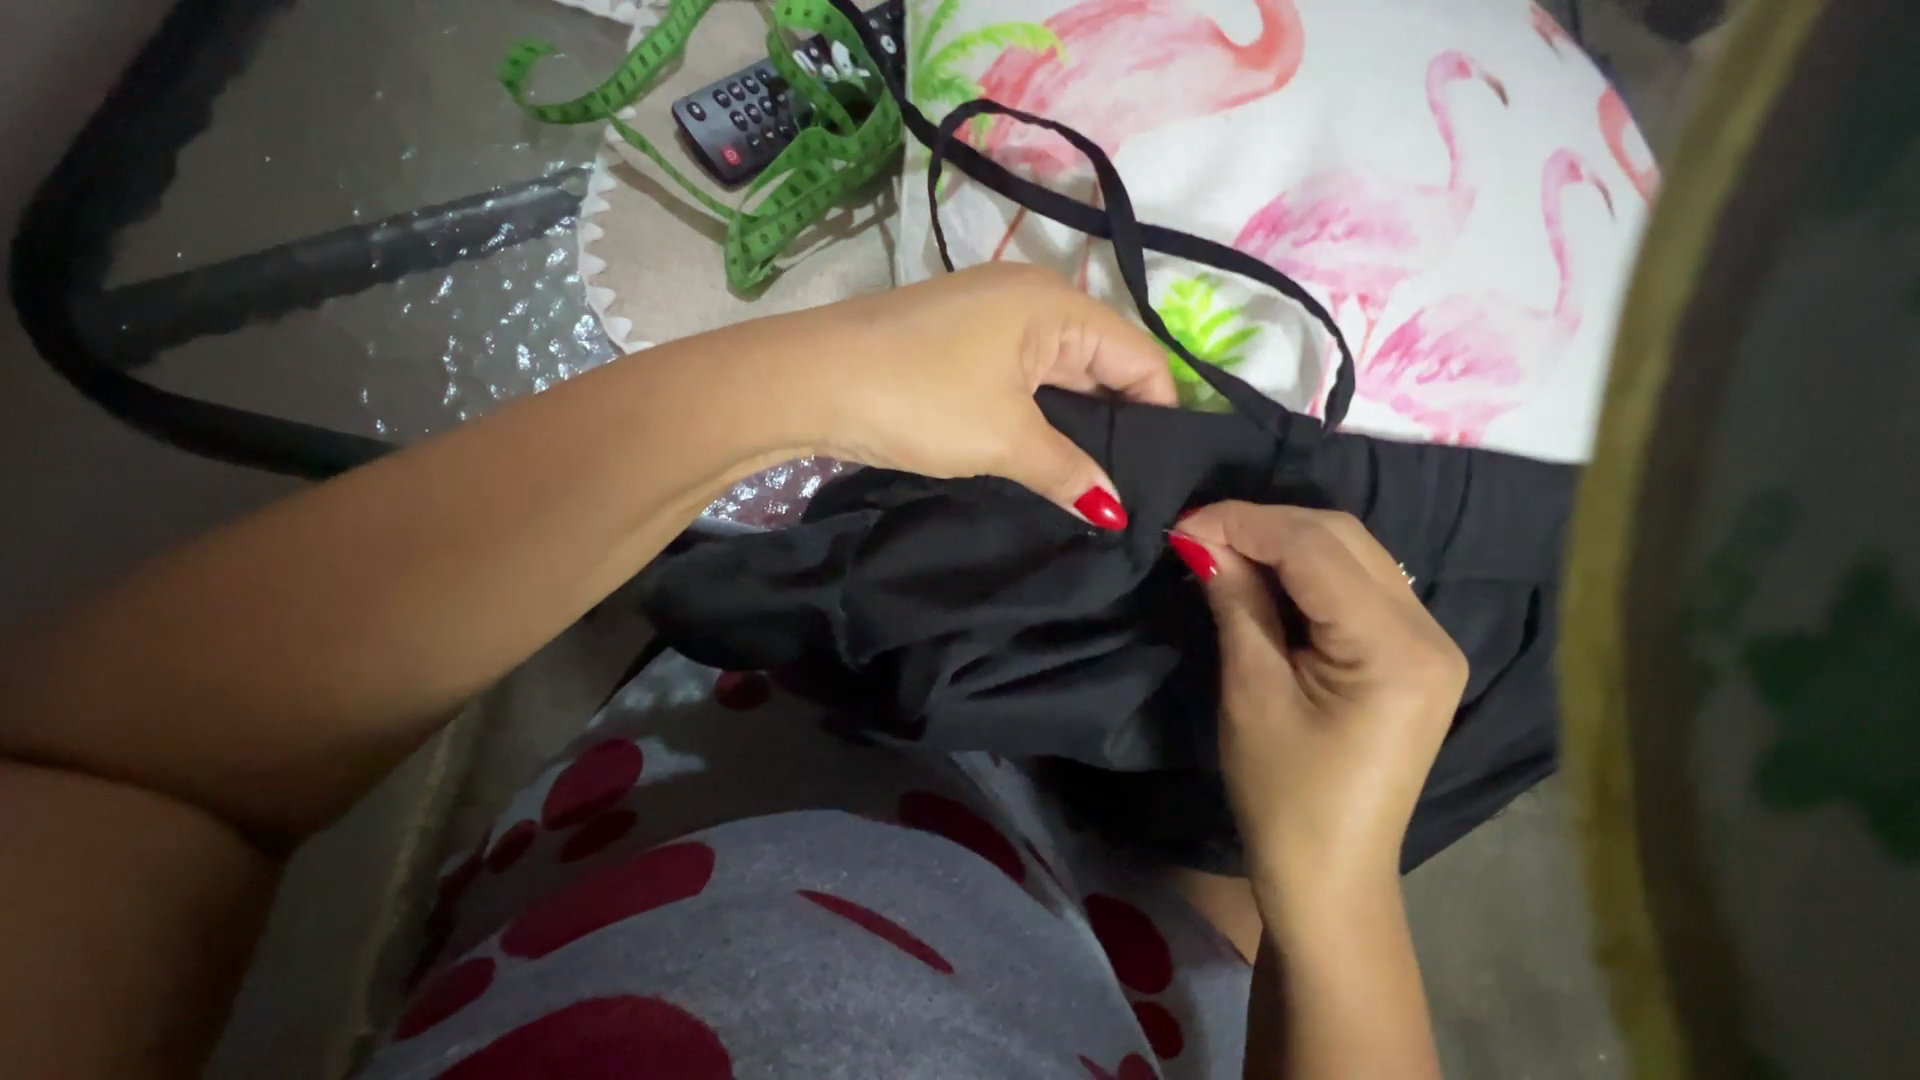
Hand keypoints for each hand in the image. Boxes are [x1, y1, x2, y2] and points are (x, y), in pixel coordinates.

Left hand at [784, 263, 1176, 526]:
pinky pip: (1019, 376)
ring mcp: (989, 316)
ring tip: (1087, 482)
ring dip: (1072, 423)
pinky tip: (1038, 455)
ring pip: (1057, 373)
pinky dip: (1034, 413)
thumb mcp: (1003, 440)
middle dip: (1116, 422)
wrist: (807, 380)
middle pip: (1101, 361)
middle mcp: (1030, 298)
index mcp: (1056, 306)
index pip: (1139, 356)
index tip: (1161, 476)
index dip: (1159, 414)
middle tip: (1128, 488)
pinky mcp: (957, 340)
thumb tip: (1116, 510)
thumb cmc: (919, 399)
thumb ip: (1068, 472)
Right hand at [1172, 504, 1467, 904]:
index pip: (1314, 548)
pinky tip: (1265, 574)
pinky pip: (1359, 583)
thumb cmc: (1282, 792)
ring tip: (1223, 548)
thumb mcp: (1250, 690)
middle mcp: (1429, 630)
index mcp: (1394, 647)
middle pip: (1341, 537)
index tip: (1180, 525)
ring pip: (1353, 552)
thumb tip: (1201, 538)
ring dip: (1284, 541)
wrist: (1329, 871)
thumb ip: (1235, 600)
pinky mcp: (1415, 652)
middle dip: (1263, 524)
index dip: (1242, 523)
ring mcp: (1430, 640)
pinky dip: (1307, 569)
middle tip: (1196, 534)